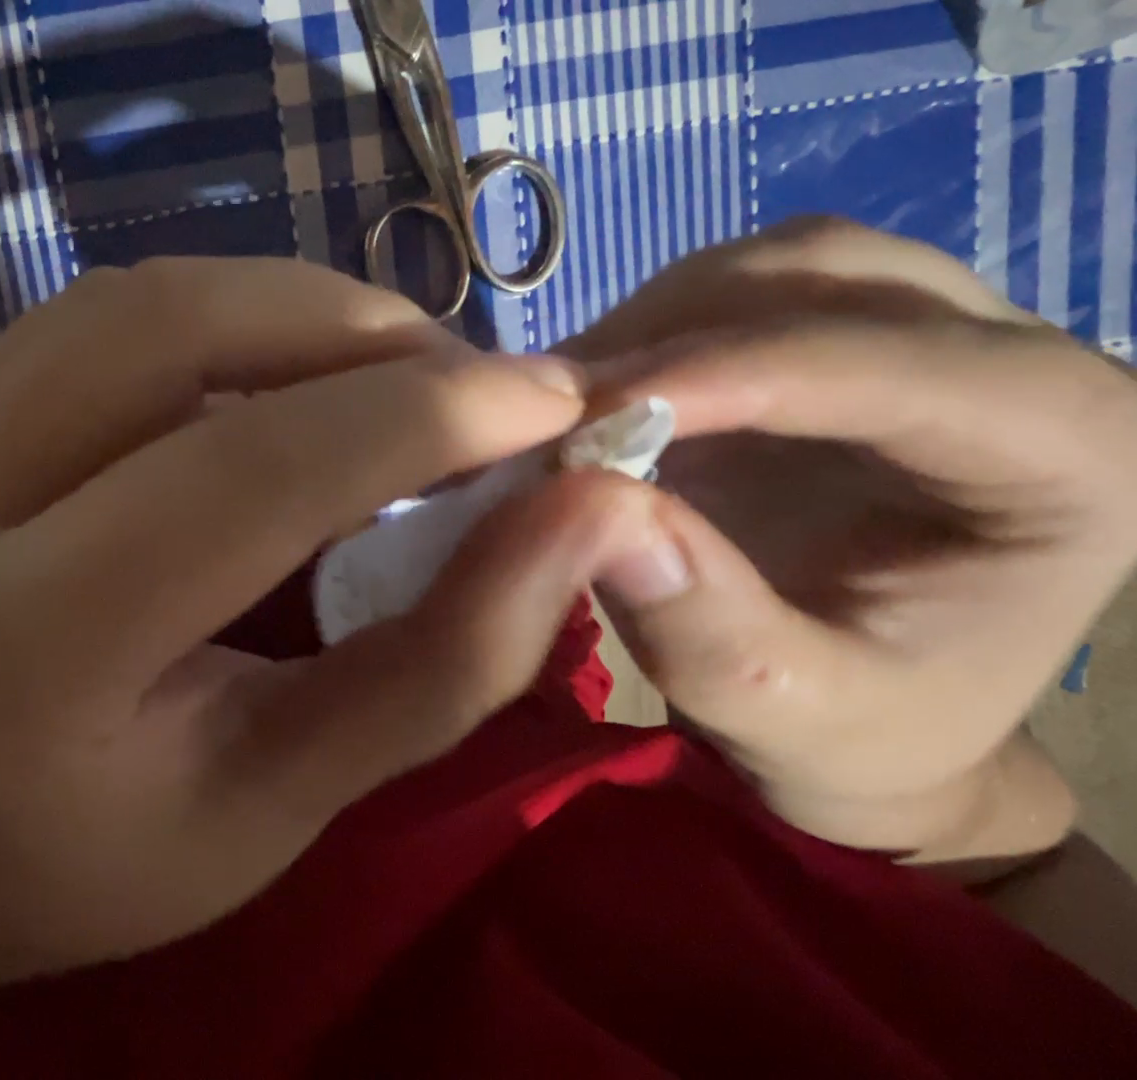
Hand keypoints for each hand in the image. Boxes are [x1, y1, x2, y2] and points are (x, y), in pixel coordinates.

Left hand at [0, 257, 662, 1031]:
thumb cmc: (117, 860)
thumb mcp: (288, 800)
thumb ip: (438, 662)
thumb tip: (588, 508)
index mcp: (23, 651)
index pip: (237, 478)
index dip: (410, 419)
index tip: (551, 402)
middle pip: (160, 337)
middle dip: (347, 328)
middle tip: (469, 382)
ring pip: (123, 307)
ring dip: (282, 306)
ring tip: (388, 372)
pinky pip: (89, 326)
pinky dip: (214, 319)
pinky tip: (281, 372)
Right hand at [567, 220, 1136, 859]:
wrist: (860, 725)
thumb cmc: (851, 734)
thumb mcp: (783, 713)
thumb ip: (708, 628)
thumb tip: (595, 509)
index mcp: (1074, 458)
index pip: (901, 368)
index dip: (738, 373)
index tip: (591, 415)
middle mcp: (1015, 370)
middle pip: (837, 278)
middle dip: (681, 331)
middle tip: (557, 409)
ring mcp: (918, 347)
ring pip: (777, 266)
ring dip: (654, 321)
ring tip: (561, 404)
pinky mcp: (832, 352)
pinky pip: (731, 296)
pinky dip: (646, 333)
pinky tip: (586, 395)